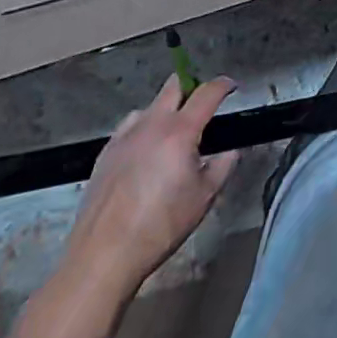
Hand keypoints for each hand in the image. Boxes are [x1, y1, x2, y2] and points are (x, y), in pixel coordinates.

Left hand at [64, 74, 240, 283]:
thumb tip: (230, 152)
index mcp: (180, 132)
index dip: (222, 85)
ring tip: (173, 135)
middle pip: (173, 86)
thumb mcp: (204, 197)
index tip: (230, 86)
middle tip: (202, 106)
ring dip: (166, 111)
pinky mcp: (106, 152)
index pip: (206, 94)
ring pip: (150, 107)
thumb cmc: (162, 225)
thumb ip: (222, 167)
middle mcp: (152, 124)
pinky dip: (144, 129)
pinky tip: (146, 152)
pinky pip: (130, 126)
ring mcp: (125, 136)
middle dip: (191, 88)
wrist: (106, 252)